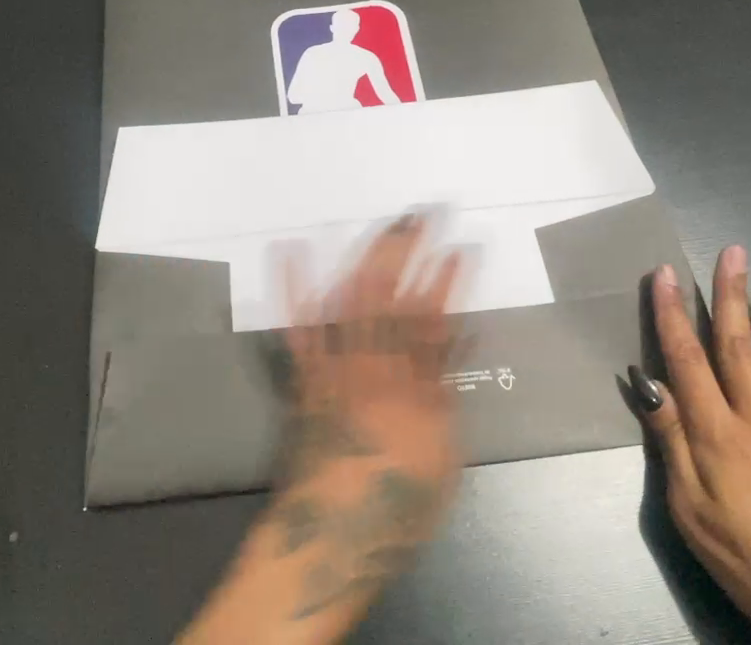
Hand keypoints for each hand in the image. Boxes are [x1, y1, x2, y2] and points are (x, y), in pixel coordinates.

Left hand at [177, 212, 466, 644]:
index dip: (448, 280)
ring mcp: (334, 368)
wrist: (330, 536)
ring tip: (383, 224)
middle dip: (408, 251)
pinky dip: (293, 285)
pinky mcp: (304, 377)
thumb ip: (445, 395)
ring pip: (352, 300)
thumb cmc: (396, 507)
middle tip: (422, 214)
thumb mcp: (444, 458)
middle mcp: (374, 367)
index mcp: (416, 389)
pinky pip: (298, 326)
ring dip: (367, 257)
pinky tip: (291, 250)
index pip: (435, 321)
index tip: (460, 245)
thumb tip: (455, 343)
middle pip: (392, 297)